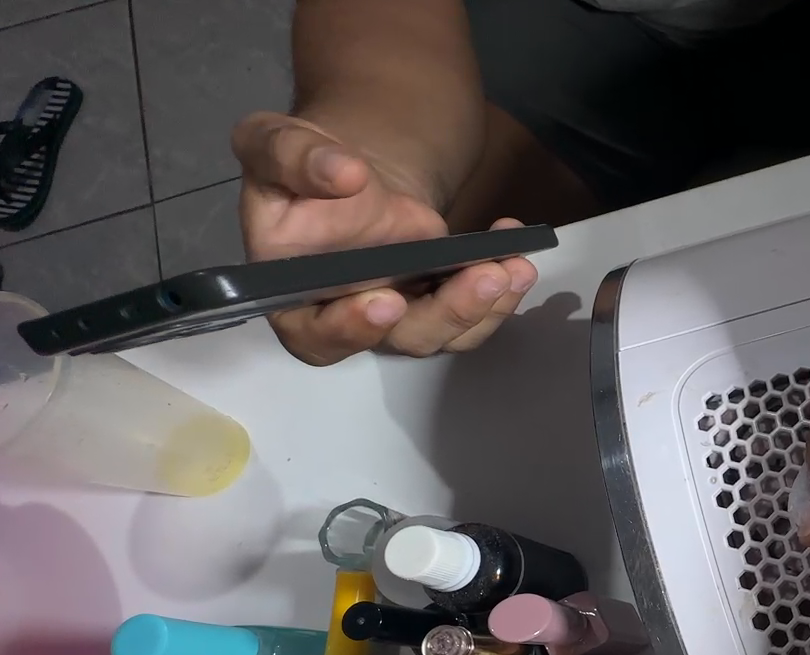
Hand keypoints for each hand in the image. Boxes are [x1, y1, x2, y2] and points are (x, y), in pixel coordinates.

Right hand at [232, 112, 536, 364]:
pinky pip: (480, 316)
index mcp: (293, 294)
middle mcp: (353, 318)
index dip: (349, 330)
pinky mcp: (444, 308)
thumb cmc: (303, 168)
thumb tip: (343, 173)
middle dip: (451, 312)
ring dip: (490, 305)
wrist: (353, 174)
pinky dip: (505, 291)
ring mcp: (406, 318)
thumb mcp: (275, 144)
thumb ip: (291, 157)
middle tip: (486, 276)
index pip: (314, 336)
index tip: (386, 301)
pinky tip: (516, 256)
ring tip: (515, 266)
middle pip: (407, 338)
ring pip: (454, 333)